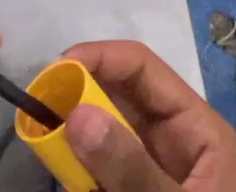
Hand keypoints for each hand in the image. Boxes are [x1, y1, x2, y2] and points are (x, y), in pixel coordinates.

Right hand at [61, 40, 235, 191]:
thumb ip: (131, 169)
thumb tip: (77, 114)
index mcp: (196, 129)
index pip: (141, 67)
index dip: (98, 57)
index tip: (54, 73)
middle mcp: (171, 140)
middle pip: (116, 96)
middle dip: (77, 98)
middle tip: (39, 113)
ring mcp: (150, 171)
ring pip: (101, 132)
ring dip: (73, 137)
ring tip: (48, 146)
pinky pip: (98, 170)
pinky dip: (78, 170)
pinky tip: (66, 178)